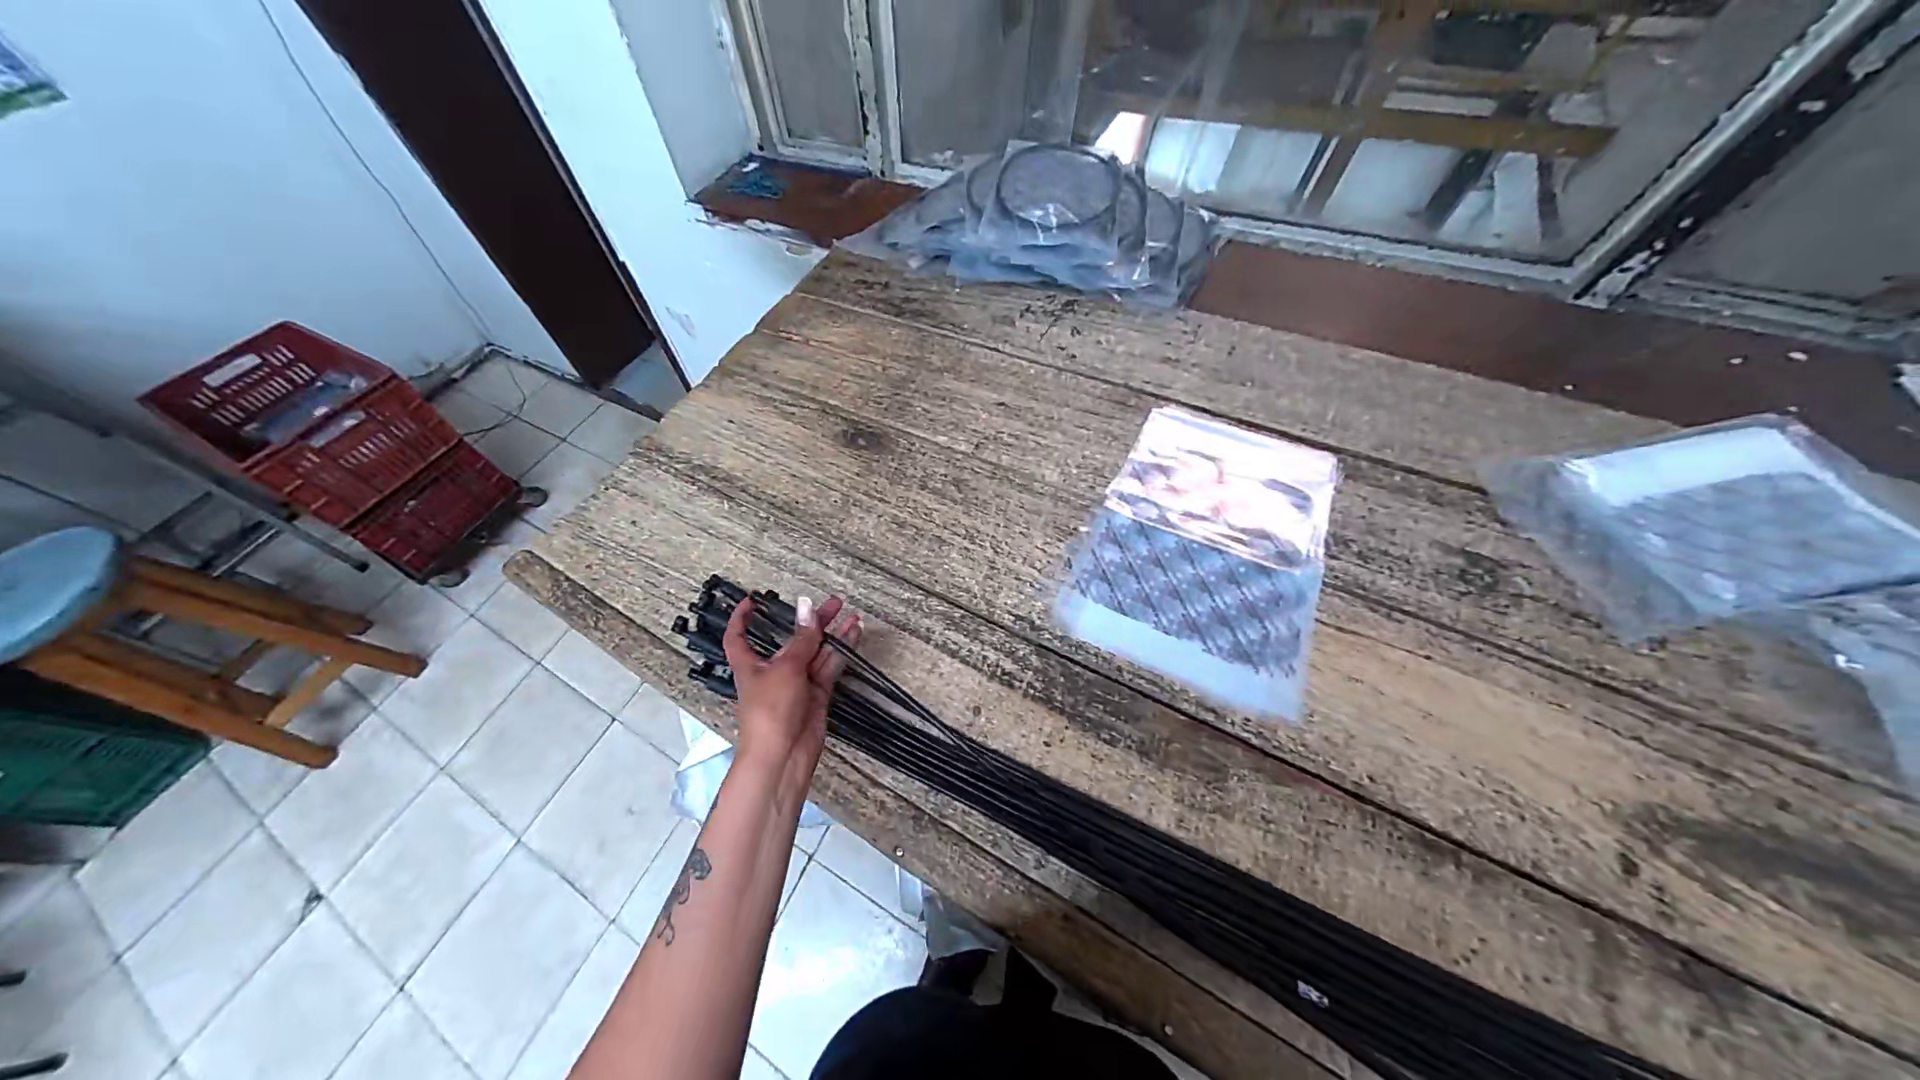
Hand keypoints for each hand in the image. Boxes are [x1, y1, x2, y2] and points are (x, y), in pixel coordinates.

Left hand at [722, 595, 861, 778]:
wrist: (783, 755)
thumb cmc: (769, 713)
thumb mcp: (785, 668)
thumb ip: (802, 638)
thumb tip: (807, 609)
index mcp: (750, 664)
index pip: (739, 637)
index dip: (742, 619)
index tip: (752, 600)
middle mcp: (773, 672)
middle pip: (792, 640)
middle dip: (809, 622)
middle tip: (831, 604)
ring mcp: (797, 683)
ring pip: (815, 652)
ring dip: (831, 634)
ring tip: (849, 615)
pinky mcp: (816, 694)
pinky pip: (829, 667)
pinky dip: (841, 651)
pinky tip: (853, 635)